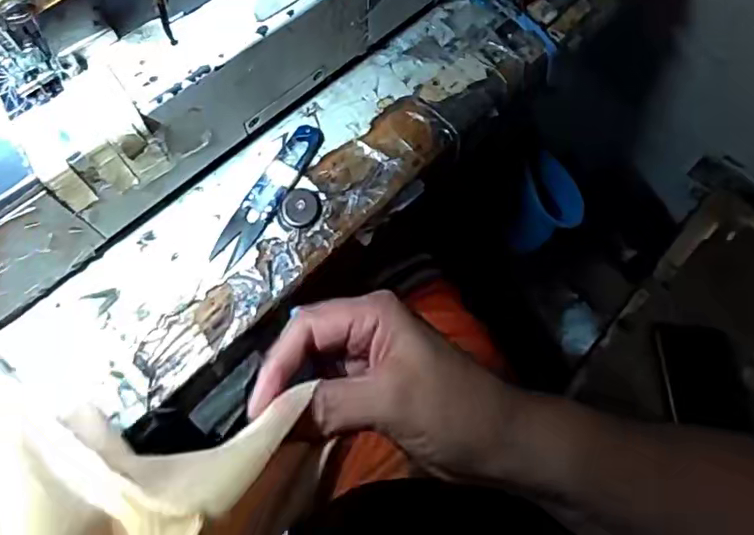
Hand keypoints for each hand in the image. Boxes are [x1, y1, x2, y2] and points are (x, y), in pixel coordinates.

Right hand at [246, 291, 520, 481]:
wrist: (496, 440)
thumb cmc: (451, 408)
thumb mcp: (390, 401)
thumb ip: (331, 402)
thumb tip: (276, 416)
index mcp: (372, 312)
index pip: (308, 325)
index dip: (279, 362)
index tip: (258, 406)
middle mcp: (366, 327)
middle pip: (307, 344)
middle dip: (281, 378)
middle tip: (257, 421)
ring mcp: (368, 358)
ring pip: (314, 369)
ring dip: (292, 397)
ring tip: (267, 430)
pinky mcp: (370, 387)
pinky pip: (328, 393)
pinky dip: (309, 412)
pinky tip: (293, 432)